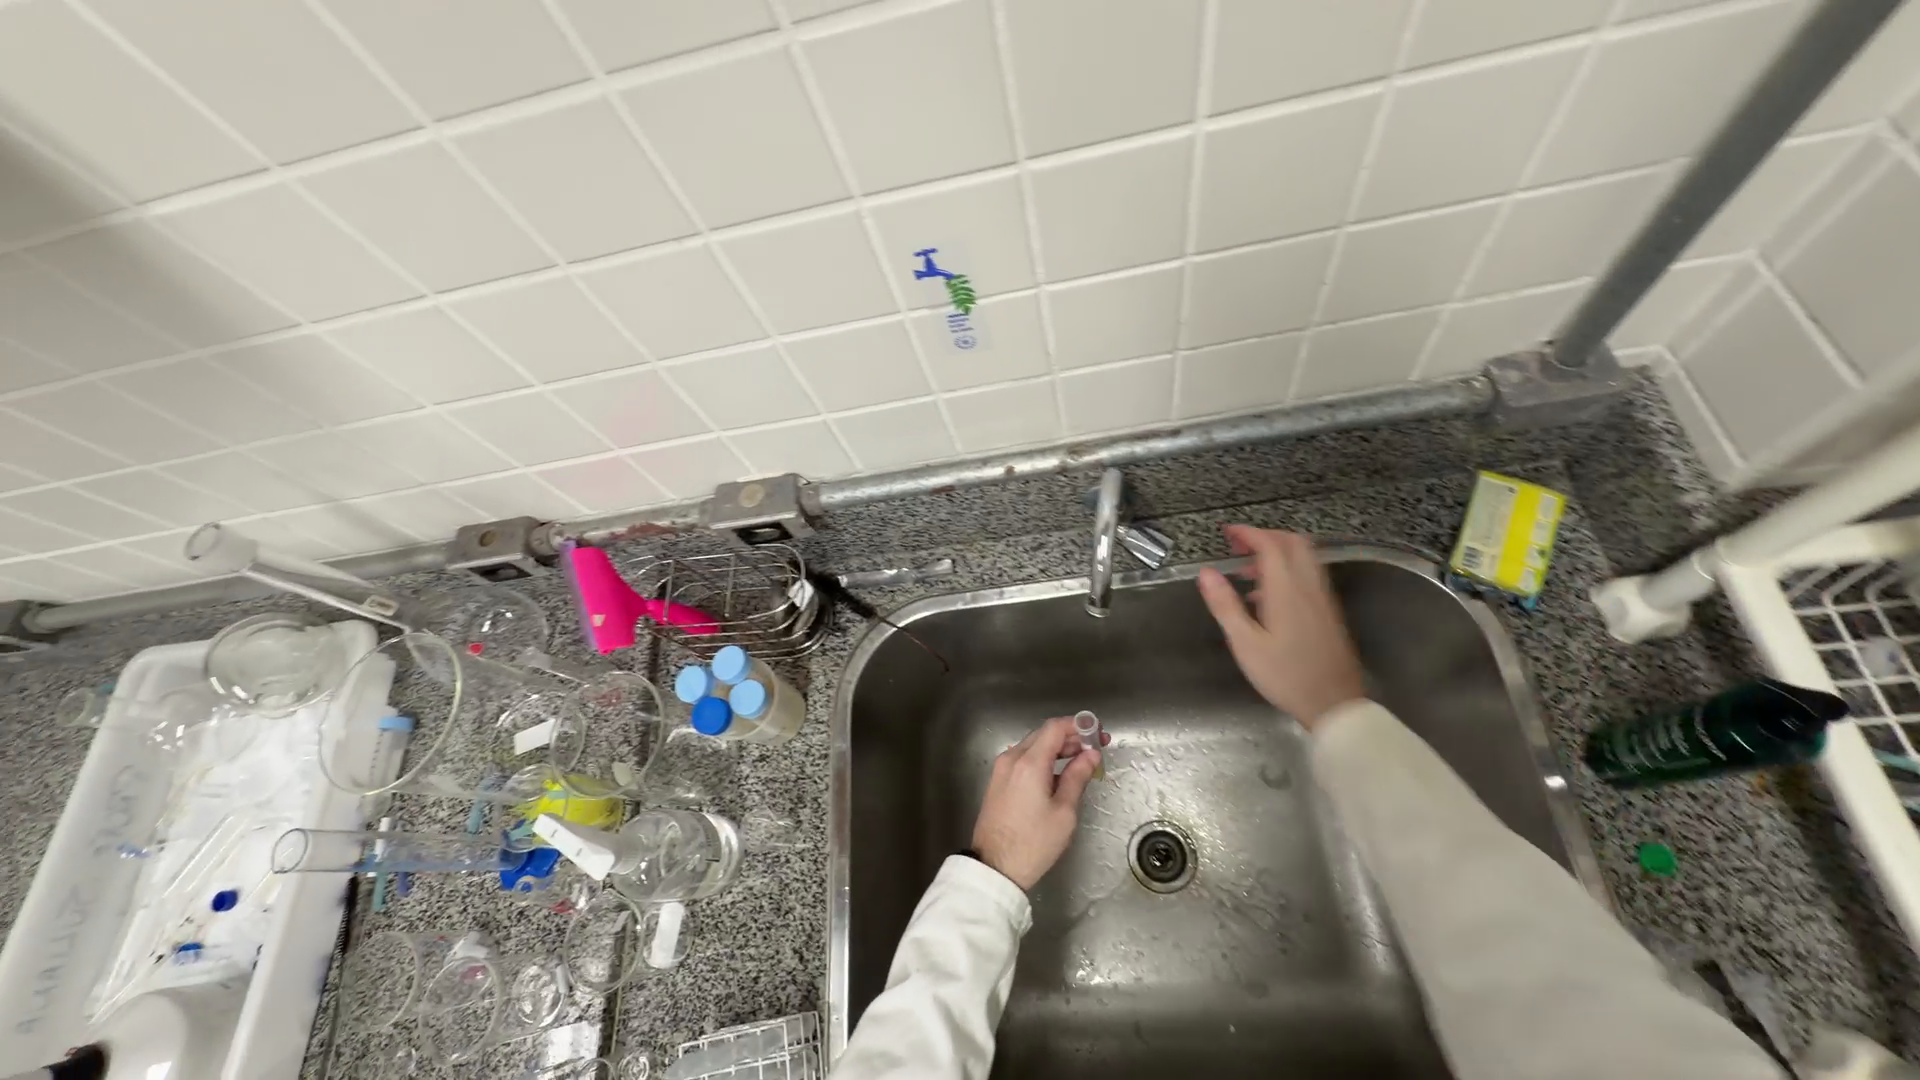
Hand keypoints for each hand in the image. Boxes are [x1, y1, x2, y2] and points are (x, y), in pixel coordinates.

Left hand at [971, 717, 1103, 889]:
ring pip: (1033, 746)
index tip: (1099, 733)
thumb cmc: (1034, 843)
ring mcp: (1001, 769)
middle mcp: (1011, 759)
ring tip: (1083, 760)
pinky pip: (1024, 760)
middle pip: (1044, 735)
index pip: (1055, 728)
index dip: (1079, 725)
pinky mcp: (998, 781)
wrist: (994, 868)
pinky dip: (1044, 759)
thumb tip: (1091, 755)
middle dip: (1071, 737)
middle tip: (1096, 747)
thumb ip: (1077, 777)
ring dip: (1058, 748)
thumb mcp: (1064, 812)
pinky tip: (1060, 773)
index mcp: (1028, 762)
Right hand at [1196, 526, 1366, 729]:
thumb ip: (1225, 605)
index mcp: (1287, 591)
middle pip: (1293, 543)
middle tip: (1238, 546)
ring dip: (1277, 553)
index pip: (1270, 545)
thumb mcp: (1246, 644)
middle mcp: (1309, 587)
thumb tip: (1206, 573)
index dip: (1248, 533)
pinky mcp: (1328, 611)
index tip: (1227, 533)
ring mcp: (1322, 598)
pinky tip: (1267, 597)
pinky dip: (1287, 570)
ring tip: (1247, 571)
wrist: (1334, 703)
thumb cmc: (1285, 675)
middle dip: (1264, 536)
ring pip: (1304, 558)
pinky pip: (1308, 576)